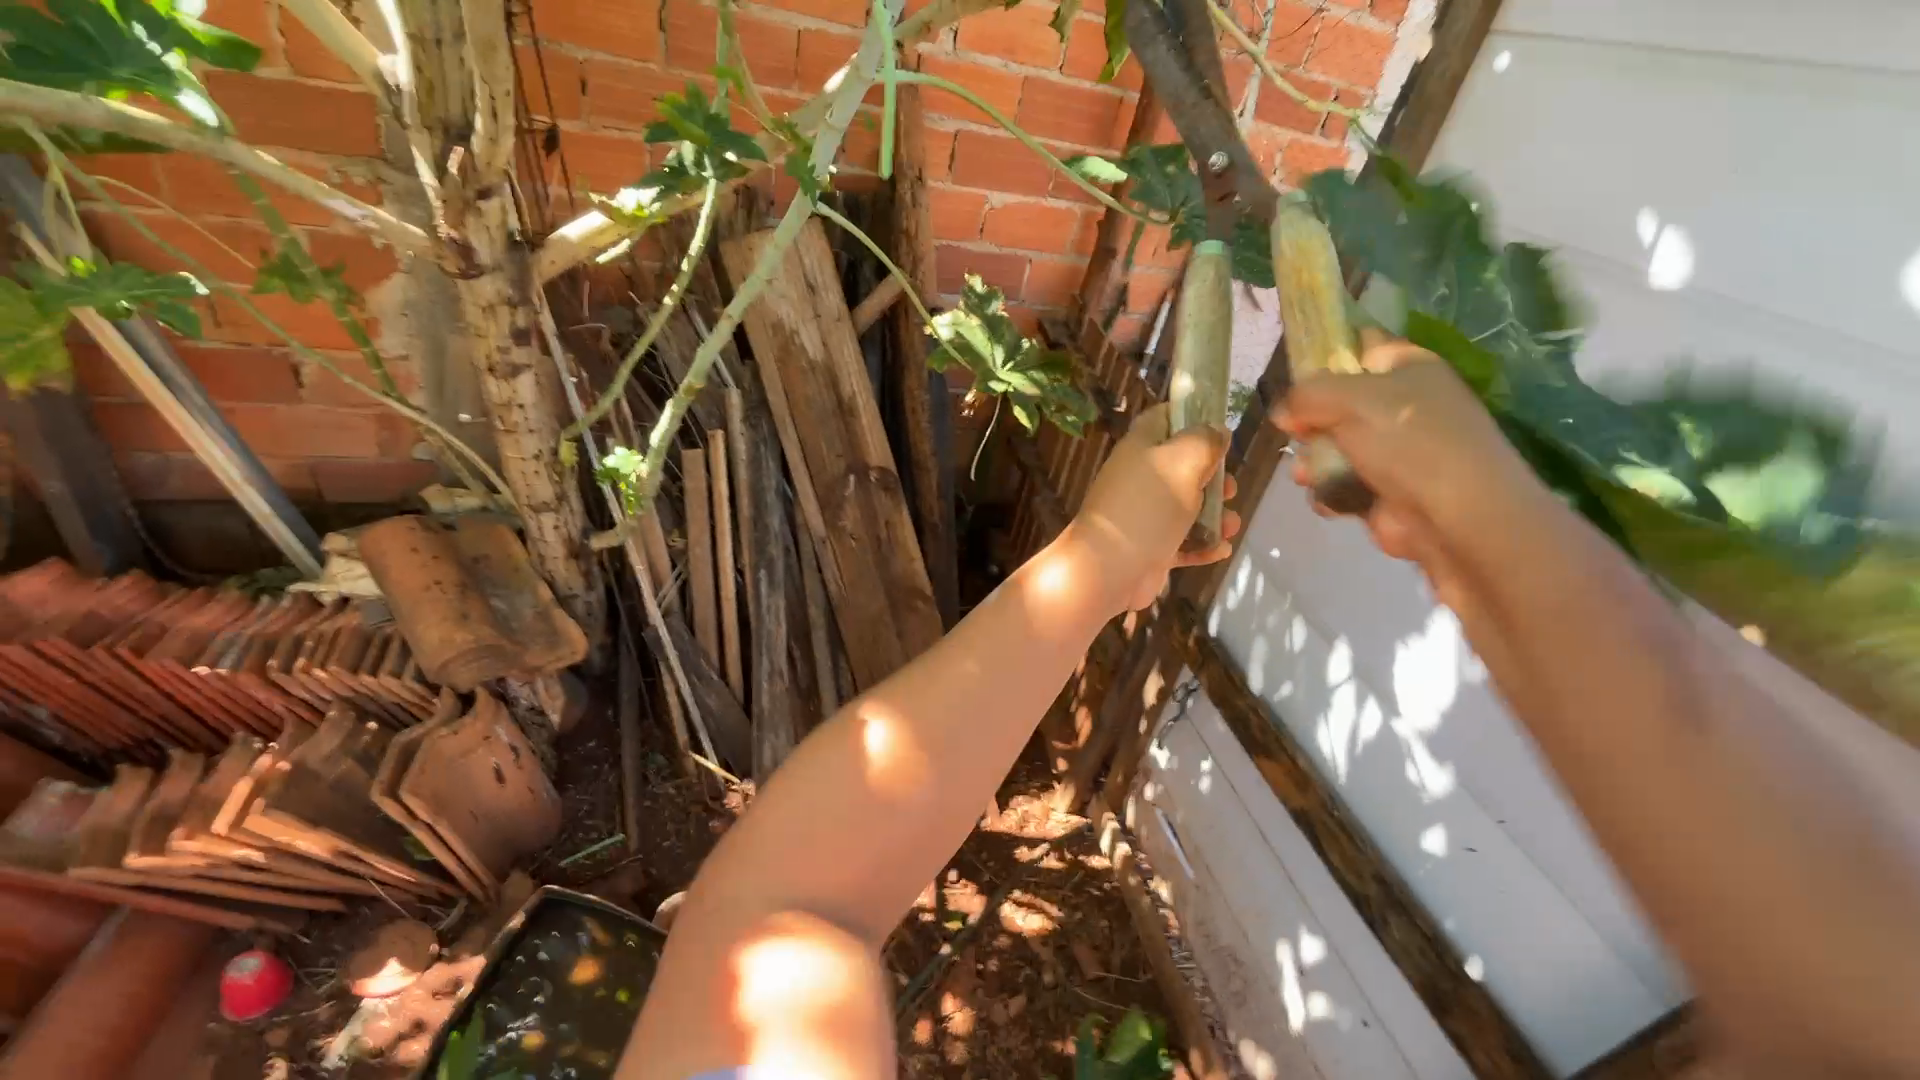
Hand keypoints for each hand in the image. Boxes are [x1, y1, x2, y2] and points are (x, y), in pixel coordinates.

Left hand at [1067, 403, 1240, 614]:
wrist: (1108, 570)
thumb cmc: (1147, 507)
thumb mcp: (1182, 462)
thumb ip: (1204, 441)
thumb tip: (1216, 432)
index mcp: (1140, 447)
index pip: (1164, 418)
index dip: (1191, 416)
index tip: (1220, 428)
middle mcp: (1140, 478)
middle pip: (1183, 467)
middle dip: (1213, 477)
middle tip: (1229, 489)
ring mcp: (1144, 516)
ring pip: (1187, 507)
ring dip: (1214, 516)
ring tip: (1229, 526)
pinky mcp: (1149, 548)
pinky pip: (1182, 542)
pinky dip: (1202, 545)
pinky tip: (1219, 550)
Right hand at [1271, 331, 1538, 602]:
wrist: (1456, 517)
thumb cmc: (1410, 441)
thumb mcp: (1351, 399)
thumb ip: (1307, 395)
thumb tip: (1284, 411)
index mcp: (1406, 368)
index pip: (1359, 345)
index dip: (1322, 354)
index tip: (1290, 374)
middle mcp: (1401, 405)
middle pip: (1336, 401)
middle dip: (1308, 419)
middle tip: (1295, 432)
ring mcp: (1392, 451)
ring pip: (1331, 445)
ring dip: (1311, 460)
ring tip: (1305, 474)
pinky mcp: (1382, 491)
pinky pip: (1338, 483)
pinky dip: (1328, 492)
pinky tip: (1328, 500)